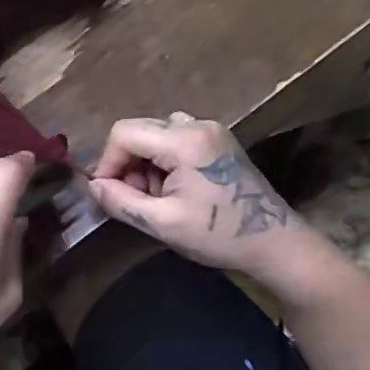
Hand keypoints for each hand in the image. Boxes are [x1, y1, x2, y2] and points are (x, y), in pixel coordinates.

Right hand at [89, 113, 311, 279]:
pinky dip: (163, 160)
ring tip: (156, 195)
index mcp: (185, 141)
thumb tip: (93, 186)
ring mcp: (211, 130)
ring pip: (154, 134)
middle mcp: (197, 125)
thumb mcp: (161, 223)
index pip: (123, 133)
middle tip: (135, 197)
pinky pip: (174, 139)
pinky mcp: (217, 141)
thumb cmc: (218, 235)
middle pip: (138, 130)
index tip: (109, 192)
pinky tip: (173, 188)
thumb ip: (121, 201)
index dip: (108, 162)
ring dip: (144, 162)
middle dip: (126, 163)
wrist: (276, 244)